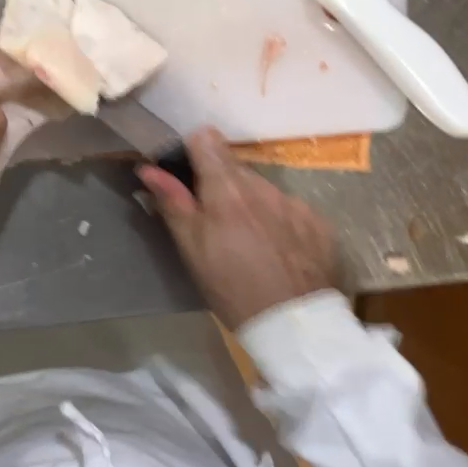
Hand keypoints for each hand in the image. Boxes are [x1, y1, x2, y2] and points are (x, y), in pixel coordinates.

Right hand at [137, 129, 339, 330]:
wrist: (295, 325)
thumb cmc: (231, 287)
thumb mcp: (191, 249)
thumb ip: (172, 203)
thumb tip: (149, 169)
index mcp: (226, 189)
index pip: (206, 140)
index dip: (193, 152)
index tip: (187, 175)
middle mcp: (262, 186)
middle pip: (234, 168)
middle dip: (221, 185)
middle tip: (214, 222)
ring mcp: (294, 203)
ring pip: (262, 190)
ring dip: (250, 204)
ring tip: (247, 242)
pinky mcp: (319, 223)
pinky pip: (289, 210)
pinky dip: (278, 222)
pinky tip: (276, 252)